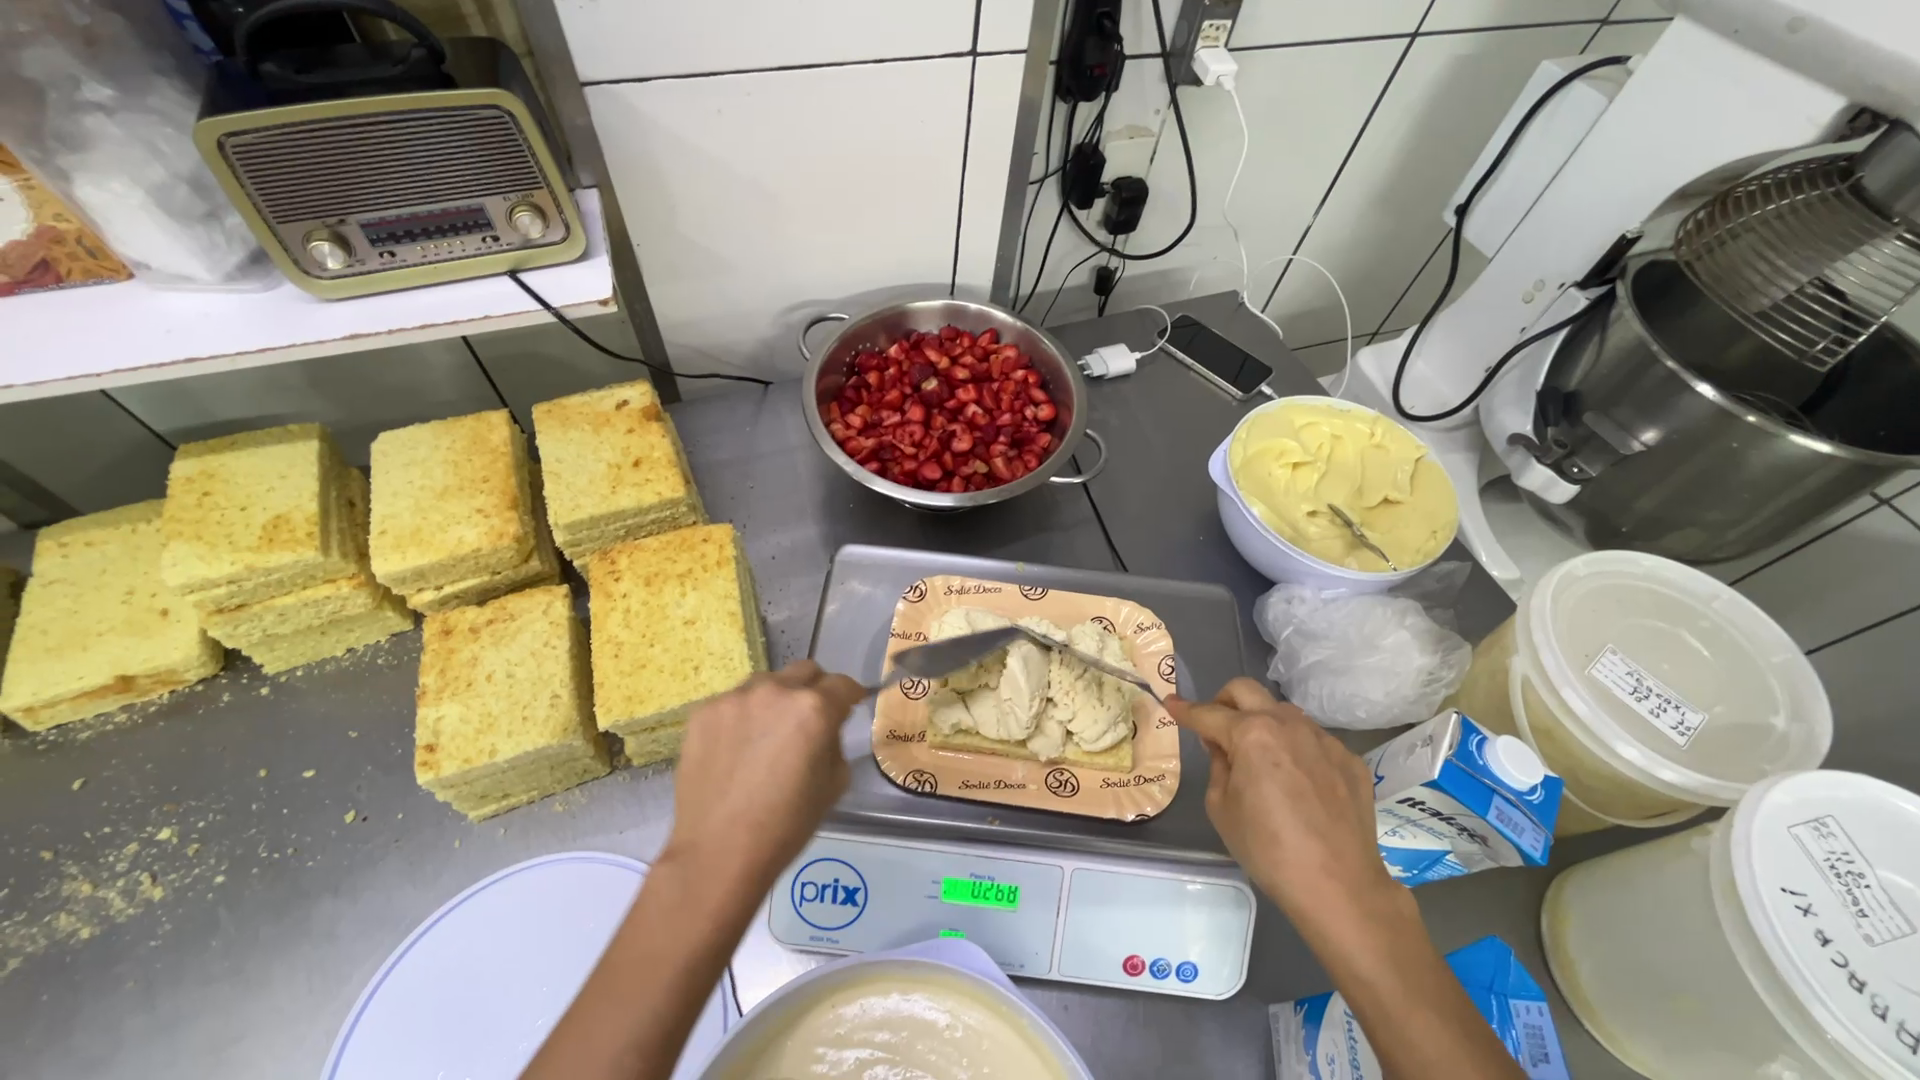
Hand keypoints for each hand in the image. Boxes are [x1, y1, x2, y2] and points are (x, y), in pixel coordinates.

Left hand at [662, 660, 864, 885]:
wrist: (718, 851)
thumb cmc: (786, 825)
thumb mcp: (833, 784)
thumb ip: (834, 742)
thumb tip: (826, 727)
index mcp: (814, 709)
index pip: (842, 684)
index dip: (850, 695)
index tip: (849, 707)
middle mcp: (775, 692)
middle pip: (805, 671)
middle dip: (814, 689)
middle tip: (808, 720)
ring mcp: (734, 699)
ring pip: (765, 683)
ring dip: (775, 700)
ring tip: (767, 735)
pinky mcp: (702, 712)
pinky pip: (732, 703)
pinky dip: (742, 717)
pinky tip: (736, 749)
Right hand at [1168, 678, 1394, 924]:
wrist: (1338, 885)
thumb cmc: (1268, 850)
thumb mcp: (1222, 809)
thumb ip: (1218, 767)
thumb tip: (1224, 748)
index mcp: (1251, 734)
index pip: (1208, 713)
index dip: (1184, 710)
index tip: (1170, 704)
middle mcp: (1289, 725)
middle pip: (1246, 691)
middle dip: (1223, 701)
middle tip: (1215, 726)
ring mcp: (1324, 739)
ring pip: (1283, 713)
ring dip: (1263, 723)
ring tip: (1260, 759)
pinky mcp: (1349, 759)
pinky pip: (1313, 741)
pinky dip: (1295, 750)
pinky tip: (1298, 785)